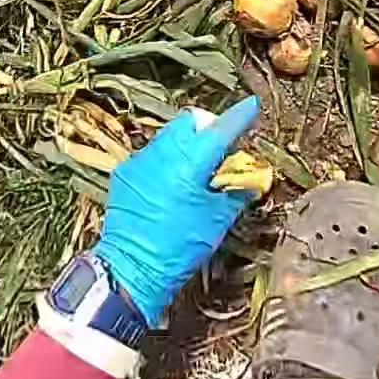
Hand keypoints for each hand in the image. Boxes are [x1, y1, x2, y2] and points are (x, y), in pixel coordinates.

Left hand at [93, 96, 259, 323]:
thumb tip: (253, 177)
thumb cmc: (180, 248)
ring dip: (188, 141)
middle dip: (208, 126)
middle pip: (192, 120)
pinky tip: (171, 182)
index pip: (221, 129)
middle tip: (220, 146)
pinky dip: (167, 158)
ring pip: (170, 133)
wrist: (131, 273)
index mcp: (191, 164)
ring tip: (195, 167)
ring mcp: (141, 160)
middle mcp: (164, 154)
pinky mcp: (125, 172)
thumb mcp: (218, 220)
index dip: (240, 116)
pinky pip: (152, 152)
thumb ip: (237, 190)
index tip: (252, 106)